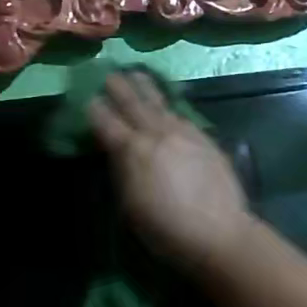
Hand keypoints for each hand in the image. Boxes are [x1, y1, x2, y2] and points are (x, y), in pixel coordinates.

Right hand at [87, 72, 252, 268]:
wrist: (218, 232)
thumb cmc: (165, 228)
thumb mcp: (130, 204)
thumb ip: (122, 171)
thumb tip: (117, 153)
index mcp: (132, 151)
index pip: (108, 123)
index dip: (96, 110)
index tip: (88, 99)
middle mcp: (157, 134)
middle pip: (134, 104)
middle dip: (120, 88)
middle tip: (110, 74)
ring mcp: (184, 133)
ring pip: (161, 104)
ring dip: (146, 88)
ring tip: (137, 75)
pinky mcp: (204, 139)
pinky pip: (181, 116)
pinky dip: (169, 107)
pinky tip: (168, 107)